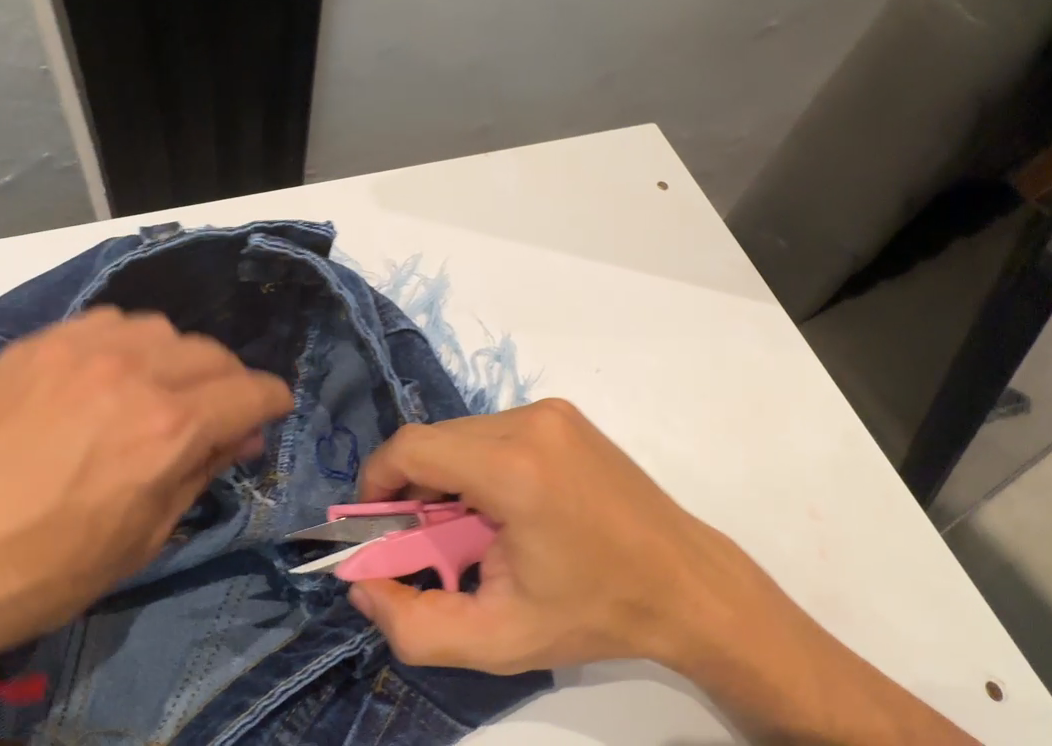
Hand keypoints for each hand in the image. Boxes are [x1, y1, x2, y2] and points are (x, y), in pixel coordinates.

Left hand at [0, 308, 291, 682]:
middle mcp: (134, 371)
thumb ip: (198, 473)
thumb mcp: (137, 541)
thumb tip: (240, 435)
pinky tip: (109, 375)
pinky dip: (127, 344)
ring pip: (162, 330)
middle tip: (216, 416)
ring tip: (159, 392)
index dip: (271, 402)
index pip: (250, 391)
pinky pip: (108, 323)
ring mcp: (80, 348)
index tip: (270, 414)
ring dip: (177, 360)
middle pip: (212, 354)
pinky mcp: (37, 342)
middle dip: (228, 384)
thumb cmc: (36, 574)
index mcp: (167, 428)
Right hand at [346, 398, 765, 674]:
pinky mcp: (564, 415)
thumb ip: (416, 625)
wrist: (689, 586)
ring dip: (447, 477)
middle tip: (425, 542)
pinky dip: (479, 465)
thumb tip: (362, 587)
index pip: (412, 448)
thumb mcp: (500, 640)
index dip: (377, 482)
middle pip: (434, 440)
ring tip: (469, 532)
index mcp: (513, 469)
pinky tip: (502, 510)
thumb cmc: (596, 614)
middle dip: (413, 488)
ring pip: (462, 434)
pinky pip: (494, 431)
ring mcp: (551, 412)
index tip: (374, 525)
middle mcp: (529, 422)